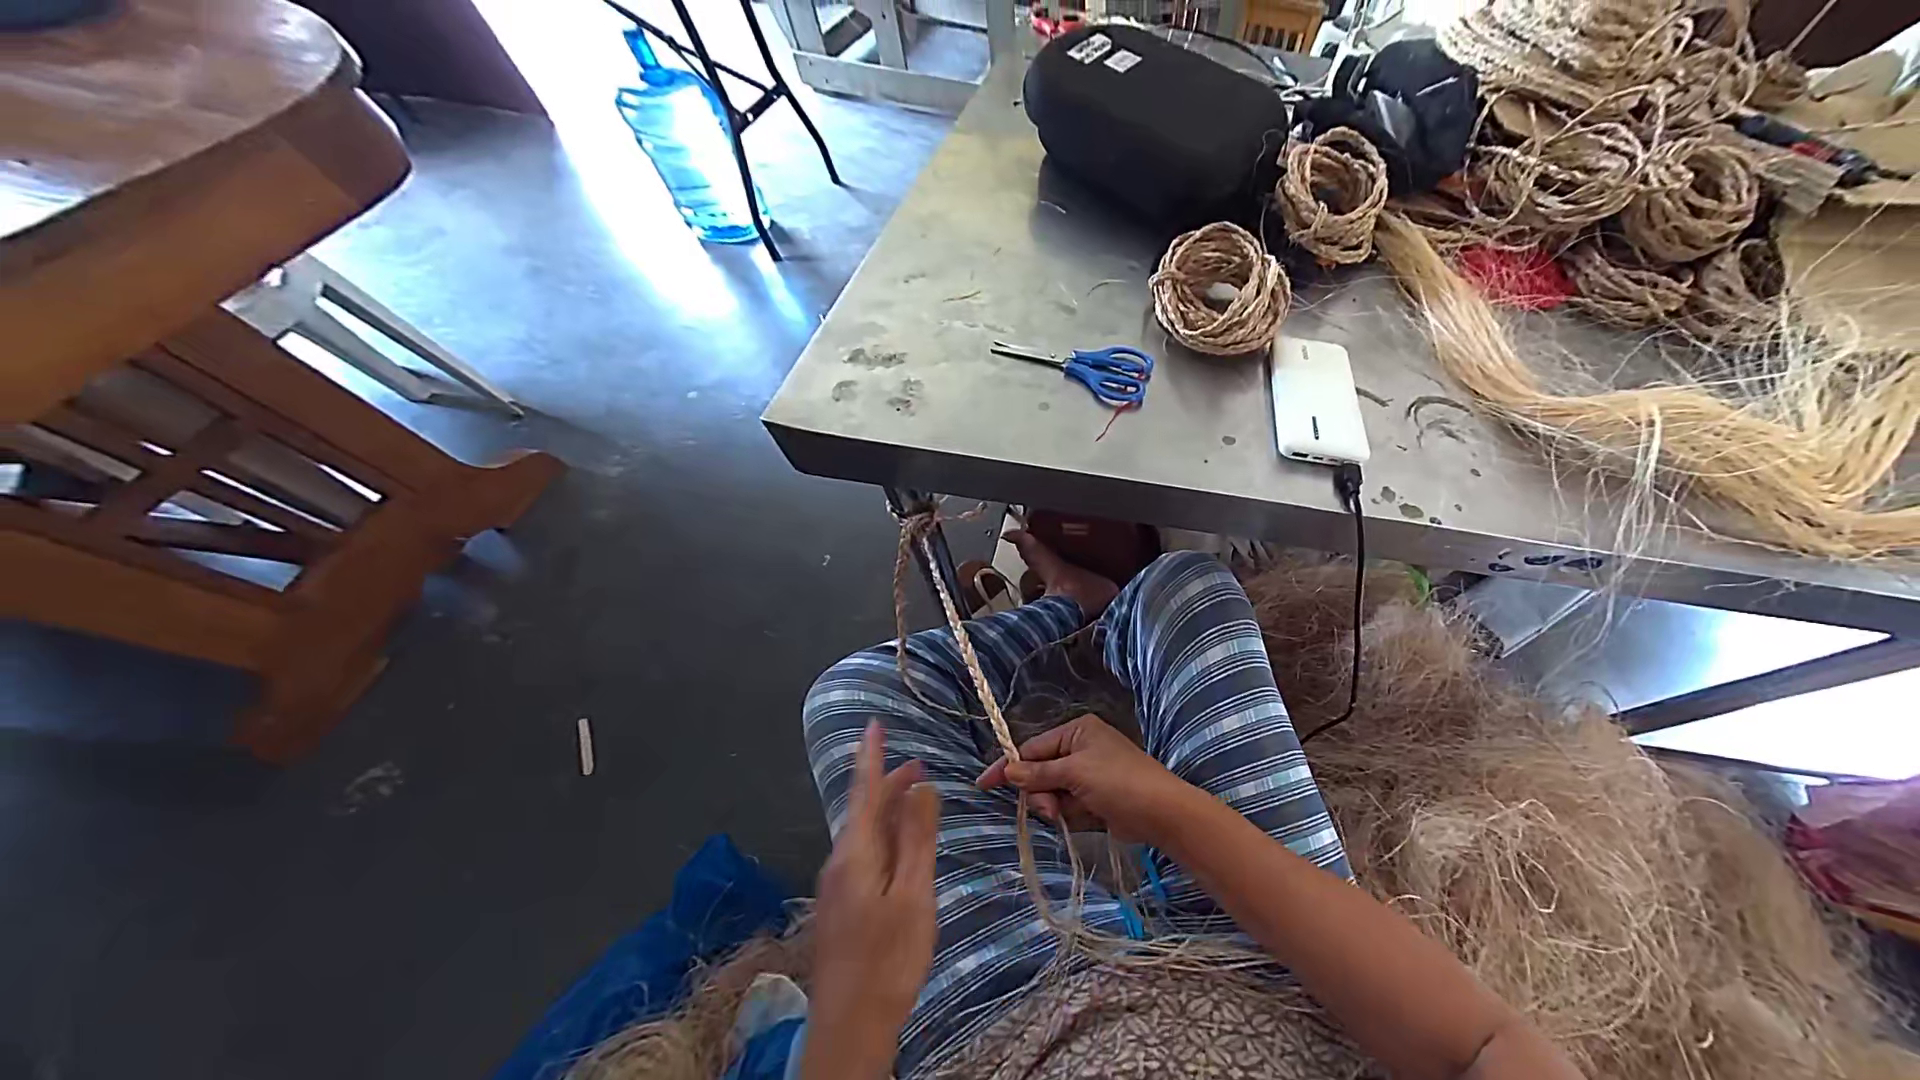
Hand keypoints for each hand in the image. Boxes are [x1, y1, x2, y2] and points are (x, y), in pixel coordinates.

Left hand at [802, 722, 939, 1079]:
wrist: (849, 1025)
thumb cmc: (888, 958)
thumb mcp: (914, 894)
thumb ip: (917, 837)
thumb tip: (921, 785)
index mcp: (856, 851)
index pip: (864, 790)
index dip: (871, 756)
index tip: (873, 725)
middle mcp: (840, 860)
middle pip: (864, 809)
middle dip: (888, 783)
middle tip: (918, 766)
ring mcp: (836, 885)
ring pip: (864, 832)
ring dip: (888, 810)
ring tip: (914, 800)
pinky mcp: (840, 905)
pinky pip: (863, 853)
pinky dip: (883, 836)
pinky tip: (899, 848)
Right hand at [974, 714, 1200, 845]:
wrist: (1163, 814)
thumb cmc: (1119, 782)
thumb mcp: (1075, 773)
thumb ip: (1039, 773)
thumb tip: (1009, 771)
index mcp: (1076, 731)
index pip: (1032, 747)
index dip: (1009, 767)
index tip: (985, 784)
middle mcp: (1080, 748)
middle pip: (1040, 772)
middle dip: (1040, 792)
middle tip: (1050, 810)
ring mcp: (1088, 775)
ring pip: (1052, 792)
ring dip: (1056, 806)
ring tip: (1071, 815)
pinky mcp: (1095, 798)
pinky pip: (1068, 806)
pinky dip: (1071, 815)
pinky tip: (1086, 818)